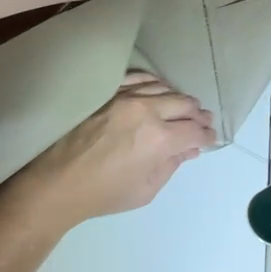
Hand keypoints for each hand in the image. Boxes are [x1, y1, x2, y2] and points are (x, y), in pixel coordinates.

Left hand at [17, 73, 216, 226]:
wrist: (59, 181)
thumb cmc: (104, 193)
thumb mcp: (146, 189)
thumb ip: (171, 165)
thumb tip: (190, 150)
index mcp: (159, 140)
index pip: (195, 131)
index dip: (207, 135)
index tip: (210, 138)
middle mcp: (146, 111)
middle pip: (184, 104)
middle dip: (198, 114)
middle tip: (203, 121)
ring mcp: (124, 97)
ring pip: (163, 88)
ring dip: (179, 98)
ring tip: (185, 106)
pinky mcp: (107, 92)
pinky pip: (137, 78)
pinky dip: (154, 83)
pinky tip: (159, 89)